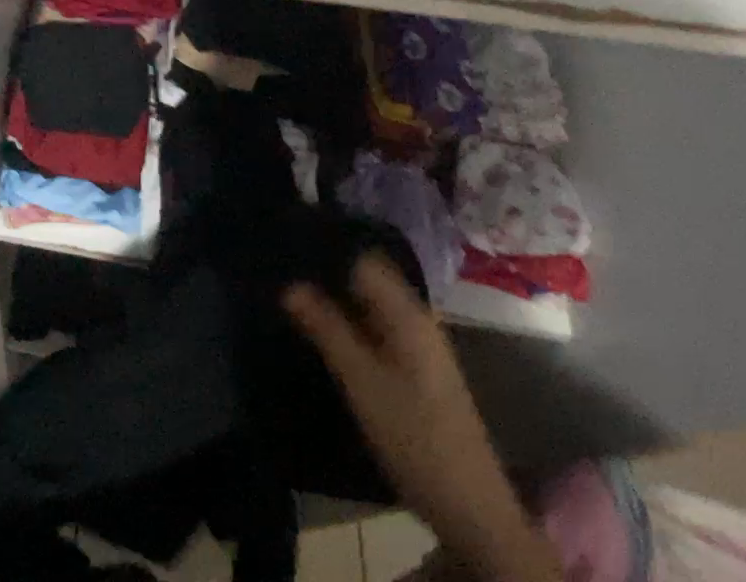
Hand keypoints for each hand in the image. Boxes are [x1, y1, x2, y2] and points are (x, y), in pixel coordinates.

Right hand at [284, 256, 559, 581]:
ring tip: (290, 296)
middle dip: (328, 273)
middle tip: (279, 271)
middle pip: (368, 280)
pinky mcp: (414, 367)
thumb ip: (326, 329)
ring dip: (336, 300)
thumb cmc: (412, 434)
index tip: (286, 246)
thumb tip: (290, 285)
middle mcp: (418, 320)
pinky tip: (321, 331)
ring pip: (370, 306)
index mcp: (409, 315)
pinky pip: (376, 329)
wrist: (466, 499)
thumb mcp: (361, 380)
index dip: (328, 249)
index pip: (365, 260)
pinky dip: (349, 323)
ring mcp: (419, 345)